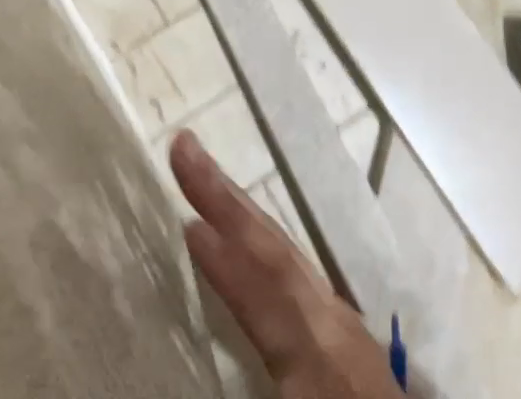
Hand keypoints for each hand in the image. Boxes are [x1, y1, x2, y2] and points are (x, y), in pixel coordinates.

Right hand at [170, 132, 404, 398]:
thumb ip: (252, 380)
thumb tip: (172, 387)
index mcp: (325, 365)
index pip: (269, 302)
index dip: (227, 267)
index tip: (185, 223)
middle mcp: (339, 334)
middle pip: (279, 256)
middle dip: (229, 199)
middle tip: (184, 146)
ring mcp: (347, 330)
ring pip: (290, 257)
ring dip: (243, 211)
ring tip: (203, 175)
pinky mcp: (347, 336)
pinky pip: (297, 275)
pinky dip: (263, 243)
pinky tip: (244, 232)